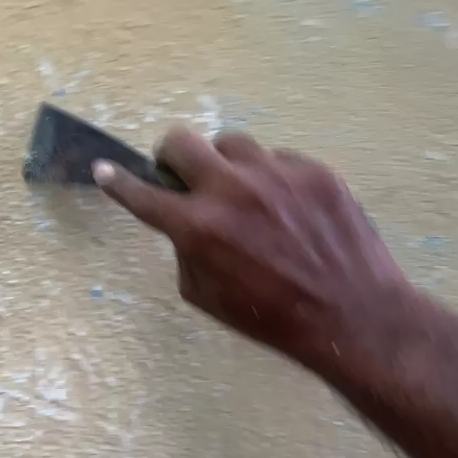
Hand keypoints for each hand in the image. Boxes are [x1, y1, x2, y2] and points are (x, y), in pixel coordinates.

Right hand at [92, 127, 411, 361]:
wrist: (354, 315)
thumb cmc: (267, 315)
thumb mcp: (202, 293)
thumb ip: (184, 248)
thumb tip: (184, 221)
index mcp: (196, 226)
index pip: (141, 194)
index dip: (116, 181)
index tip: (103, 168)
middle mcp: (230, 190)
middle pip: (182, 141)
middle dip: (172, 155)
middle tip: (181, 173)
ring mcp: (276, 175)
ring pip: (231, 144)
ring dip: (225, 164)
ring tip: (241, 190)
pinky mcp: (315, 172)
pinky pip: (277, 159)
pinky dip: (270, 177)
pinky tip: (284, 206)